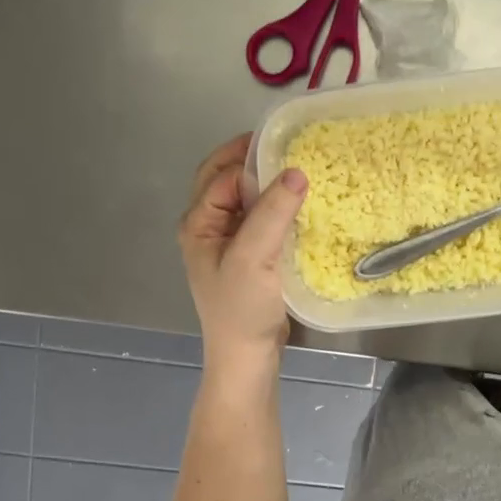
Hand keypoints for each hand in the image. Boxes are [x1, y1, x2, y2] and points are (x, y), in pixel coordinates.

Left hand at [177, 134, 307, 367]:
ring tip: (302, 172)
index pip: (221, 175)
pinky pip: (263, 222)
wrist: (248, 357)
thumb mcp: (254, 257)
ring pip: (248, 201)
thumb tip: (296, 172)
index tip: (284, 143)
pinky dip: (279, 209)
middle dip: (255, 163)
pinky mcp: (251, 260)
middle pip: (229, 182)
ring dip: (269, 186)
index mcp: (198, 224)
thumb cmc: (242, 309)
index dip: (249, 156)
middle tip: (292, 149)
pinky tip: (302, 208)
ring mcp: (230, 245)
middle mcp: (209, 229)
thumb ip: (272, 212)